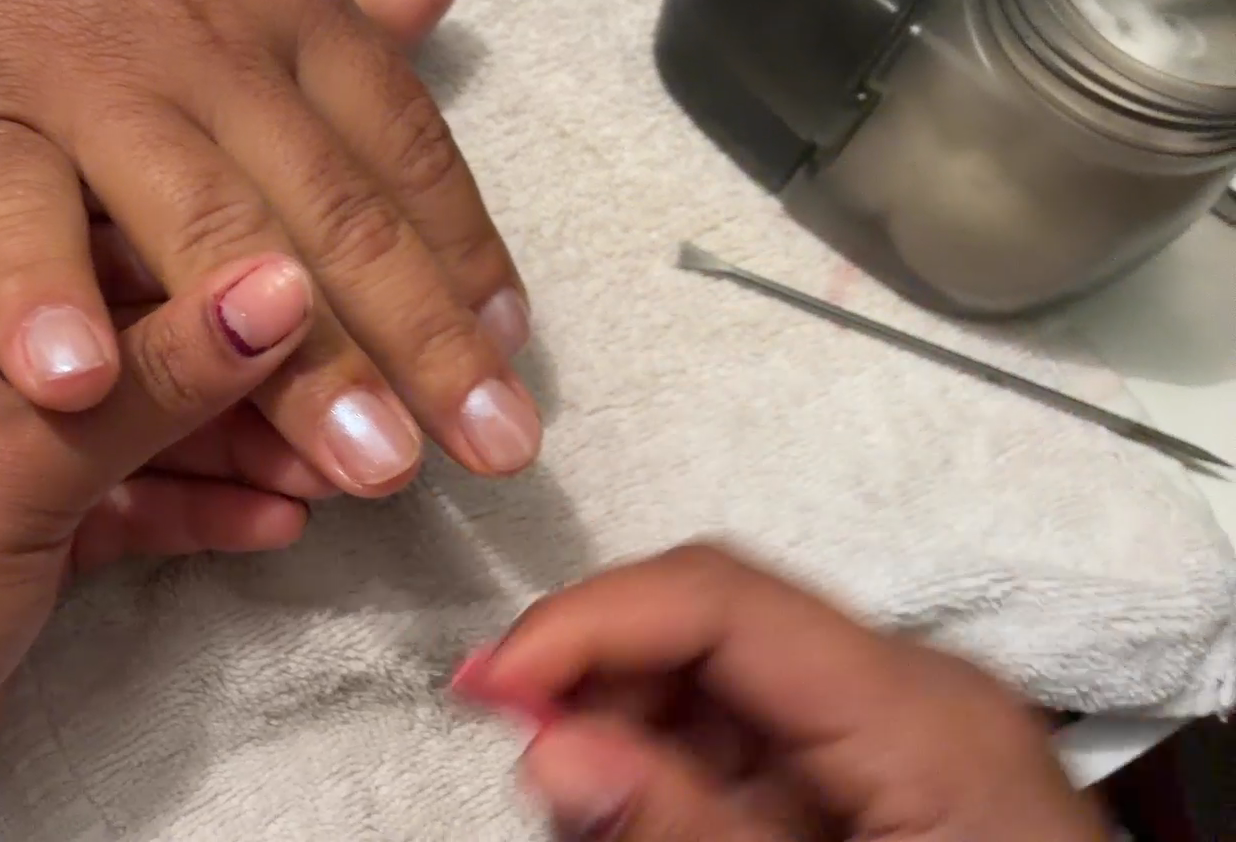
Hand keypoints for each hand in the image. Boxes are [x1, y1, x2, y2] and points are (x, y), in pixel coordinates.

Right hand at [0, 0, 540, 496]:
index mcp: (288, 11)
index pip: (407, 152)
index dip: (469, 260)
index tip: (511, 355)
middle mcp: (217, 53)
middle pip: (342, 216)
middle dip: (426, 343)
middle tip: (492, 450)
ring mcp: (95, 87)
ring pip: (216, 234)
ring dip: (296, 365)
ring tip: (369, 466)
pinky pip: (18, 216)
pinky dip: (49, 296)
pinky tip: (83, 389)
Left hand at [0, 252, 316, 840]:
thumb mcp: (22, 466)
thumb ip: (159, 375)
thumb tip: (287, 281)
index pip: (111, 265)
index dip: (222, 286)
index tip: (327, 314)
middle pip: (142, 357)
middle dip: (245, 392)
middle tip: (352, 419)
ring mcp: (12, 454)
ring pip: (149, 436)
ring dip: (238, 458)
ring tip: (335, 477)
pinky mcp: (36, 530)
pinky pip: (135, 502)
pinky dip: (200, 511)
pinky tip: (277, 523)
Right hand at [452, 547, 1110, 841]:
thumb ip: (686, 830)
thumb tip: (546, 751)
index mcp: (919, 709)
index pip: (713, 595)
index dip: (584, 621)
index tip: (494, 679)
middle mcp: (898, 680)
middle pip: (692, 614)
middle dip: (587, 670)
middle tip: (514, 734)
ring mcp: (877, 707)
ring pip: (693, 656)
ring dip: (611, 711)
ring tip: (580, 788)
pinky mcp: (855, 743)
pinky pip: (722, 710)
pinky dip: (654, 746)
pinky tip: (640, 798)